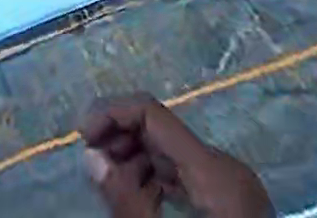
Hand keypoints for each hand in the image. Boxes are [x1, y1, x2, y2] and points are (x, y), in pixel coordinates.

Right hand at [80, 94, 273, 217]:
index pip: (151, 112)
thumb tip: (90, 157)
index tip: (83, 140)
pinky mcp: (232, 204)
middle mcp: (227, 168)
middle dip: (119, 140)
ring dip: (133, 161)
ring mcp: (233, 187)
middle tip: (93, 165)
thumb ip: (126, 200)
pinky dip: (155, 179)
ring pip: (169, 152)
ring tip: (113, 187)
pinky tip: (140, 200)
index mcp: (216, 171)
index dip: (110, 114)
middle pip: (158, 130)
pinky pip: (184, 174)